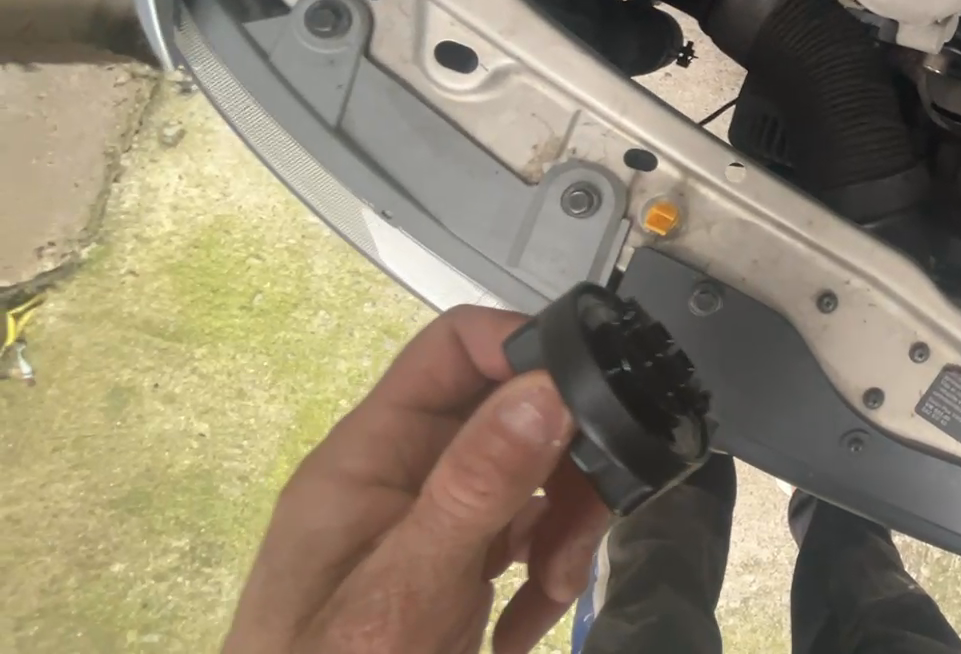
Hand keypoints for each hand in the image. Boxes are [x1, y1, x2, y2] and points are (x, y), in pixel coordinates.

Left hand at [225, 307, 609, 653]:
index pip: (456, 346)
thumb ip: (473, 490)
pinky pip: (541, 520)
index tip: (587, 394)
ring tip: (558, 584)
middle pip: (518, 406)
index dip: (526, 347)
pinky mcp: (470, 553)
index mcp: (370, 455)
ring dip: (571, 517)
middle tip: (586, 514)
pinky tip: (534, 615)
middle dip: (567, 456)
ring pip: (543, 462)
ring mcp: (442, 512)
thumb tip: (548, 386)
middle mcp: (409, 468)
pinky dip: (556, 560)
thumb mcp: (402, 598)